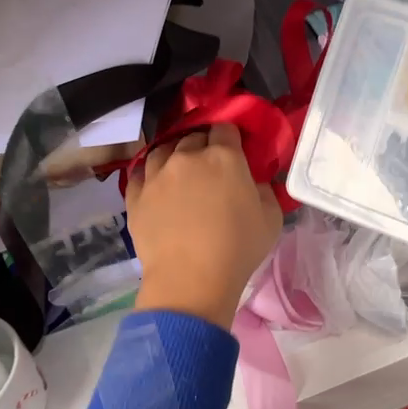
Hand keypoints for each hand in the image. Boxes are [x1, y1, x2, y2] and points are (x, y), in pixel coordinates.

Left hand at [128, 123, 282, 327]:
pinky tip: (156, 184)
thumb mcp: (271, 219)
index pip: (226, 128)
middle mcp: (187, 157)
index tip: (235, 150)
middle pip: (194, 137)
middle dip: (203, 146)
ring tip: (180, 171)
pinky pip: (140, 173)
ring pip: (163, 150)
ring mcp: (157, 174)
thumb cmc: (238, 249)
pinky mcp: (136, 195)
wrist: (190, 280)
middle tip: (210, 167)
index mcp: (224, 157)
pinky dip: (150, 174)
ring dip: (174, 155)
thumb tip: (255, 183)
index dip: (231, 137)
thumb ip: (265, 191)